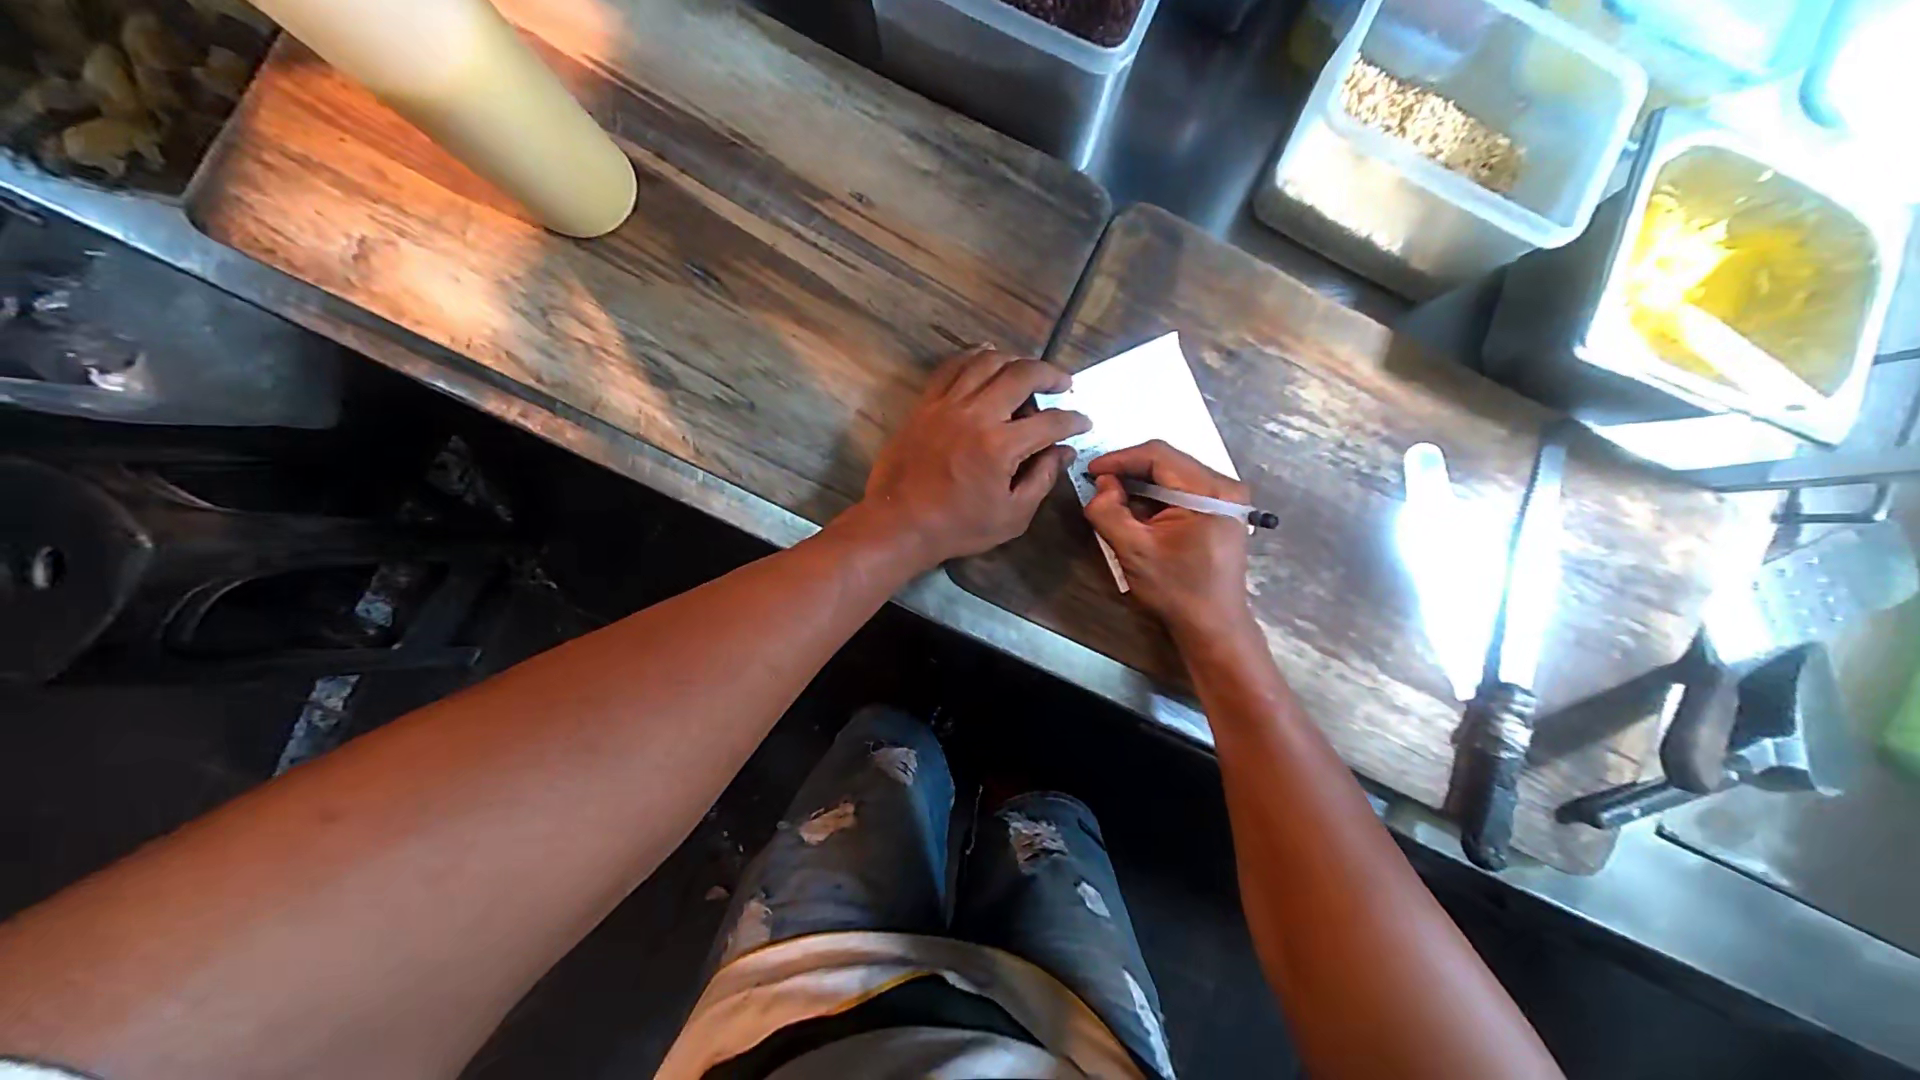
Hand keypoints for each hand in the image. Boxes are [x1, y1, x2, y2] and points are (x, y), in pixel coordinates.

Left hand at [855, 346, 1088, 568]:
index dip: (1073, 420)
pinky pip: (952, 367)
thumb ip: (1042, 479)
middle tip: (1063, 383)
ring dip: (1015, 360)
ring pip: (987, 361)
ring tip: (1028, 370)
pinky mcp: (925, 404)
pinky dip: (974, 356)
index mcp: (1001, 446)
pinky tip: (988, 357)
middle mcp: (976, 414)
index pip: (1050, 422)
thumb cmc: (958, 526)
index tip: (1083, 422)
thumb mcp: (1012, 515)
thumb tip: (1064, 452)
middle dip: (1050, 374)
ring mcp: (947, 404)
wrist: (899, 524)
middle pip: (1022, 375)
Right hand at [1085, 440, 1255, 640]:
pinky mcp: (1218, 512)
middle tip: (1098, 486)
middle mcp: (1224, 487)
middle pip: (1167, 462)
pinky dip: (1154, 498)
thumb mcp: (1133, 550)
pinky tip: (1135, 512)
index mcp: (1211, 491)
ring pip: (1171, 476)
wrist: (1213, 626)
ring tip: (1112, 500)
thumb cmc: (1177, 590)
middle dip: (1129, 472)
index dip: (1120, 459)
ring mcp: (1224, 499)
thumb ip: (1109, 512)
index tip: (1091, 471)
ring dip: (1139, 485)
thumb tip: (1101, 485)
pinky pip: (1180, 492)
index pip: (1159, 455)